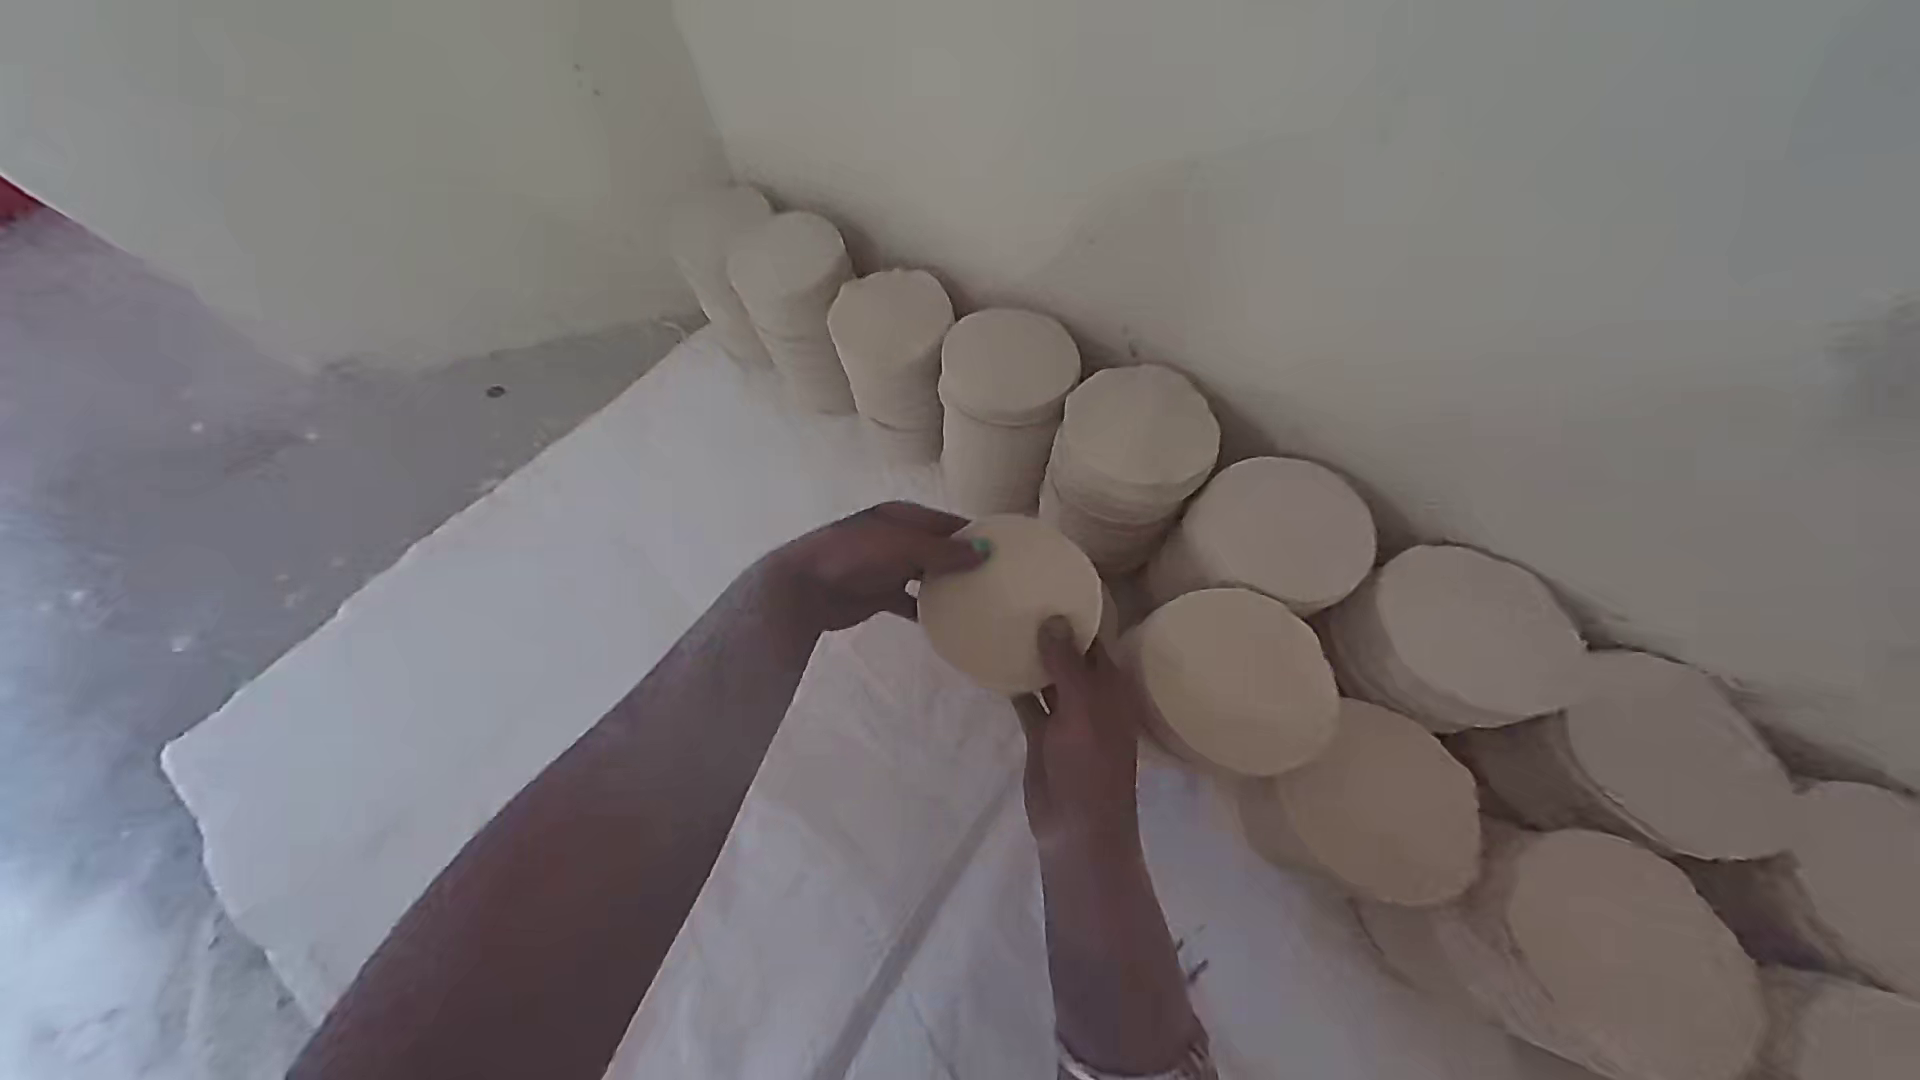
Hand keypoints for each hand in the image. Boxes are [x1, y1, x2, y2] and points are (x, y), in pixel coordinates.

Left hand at [758, 501, 985, 632]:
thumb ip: (943, 551)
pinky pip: (911, 602)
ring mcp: (888, 567)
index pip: (947, 523)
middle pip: (939, 549)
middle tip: (997, 579)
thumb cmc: (855, 556)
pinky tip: (948, 622)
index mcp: (903, 517)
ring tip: (979, 600)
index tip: (1004, 550)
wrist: (805, 588)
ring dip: (947, 586)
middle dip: (964, 561)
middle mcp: (898, 538)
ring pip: (927, 576)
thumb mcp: (903, 547)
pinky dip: (926, 610)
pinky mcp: (880, 595)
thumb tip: (986, 552)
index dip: (973, 534)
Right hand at [1014, 617, 1147, 858]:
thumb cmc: (1090, 765)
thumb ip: (1066, 664)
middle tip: (1019, 596)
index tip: (1051, 584)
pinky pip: (1027, 701)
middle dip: (1049, 631)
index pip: (1095, 640)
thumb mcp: (1082, 709)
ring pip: (1046, 676)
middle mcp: (1090, 696)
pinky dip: (1013, 685)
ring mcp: (1065, 716)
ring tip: (1003, 622)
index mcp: (1110, 687)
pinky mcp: (1042, 733)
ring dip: (1029, 656)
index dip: (1077, 615)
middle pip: (1069, 655)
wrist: (1077, 828)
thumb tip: (1054, 618)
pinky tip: (992, 663)